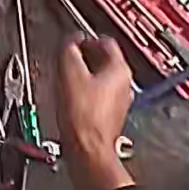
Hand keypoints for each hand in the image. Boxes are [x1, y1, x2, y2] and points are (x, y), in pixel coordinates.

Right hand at [55, 36, 135, 189]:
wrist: (87, 150)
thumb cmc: (83, 118)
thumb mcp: (69, 74)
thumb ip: (69, 51)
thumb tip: (69, 41)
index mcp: (119, 70)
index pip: (105, 42)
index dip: (86, 38)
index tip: (72, 42)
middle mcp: (123, 84)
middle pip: (103, 60)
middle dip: (83, 57)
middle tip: (66, 59)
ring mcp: (117, 101)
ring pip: (99, 78)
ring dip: (82, 75)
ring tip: (65, 78)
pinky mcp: (107, 115)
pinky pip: (95, 95)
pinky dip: (83, 92)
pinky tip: (69, 97)